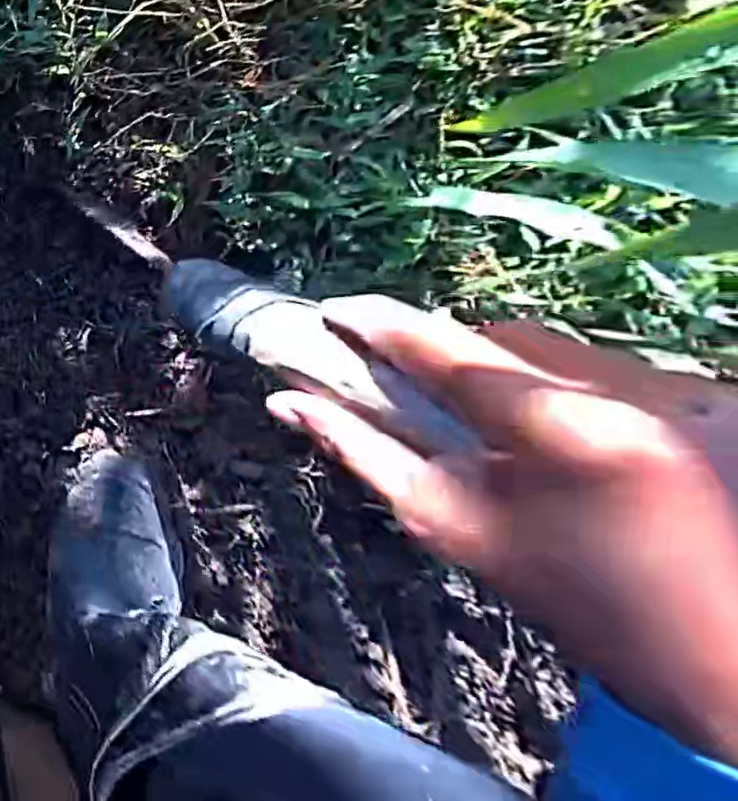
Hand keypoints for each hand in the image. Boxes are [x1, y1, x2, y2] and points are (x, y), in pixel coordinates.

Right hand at [266, 297, 737, 761]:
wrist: (731, 665)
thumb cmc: (569, 594)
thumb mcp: (443, 519)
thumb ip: (358, 449)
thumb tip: (284, 401)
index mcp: (554, 423)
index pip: (438, 343)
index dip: (376, 322)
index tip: (331, 312)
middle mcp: (631, 391)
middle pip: (498, 335)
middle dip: (441, 349)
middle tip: (403, 378)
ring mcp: (691, 395)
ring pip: (554, 347)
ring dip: (500, 366)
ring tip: (485, 416)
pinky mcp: (726, 404)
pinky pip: (609, 369)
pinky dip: (560, 385)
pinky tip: (558, 434)